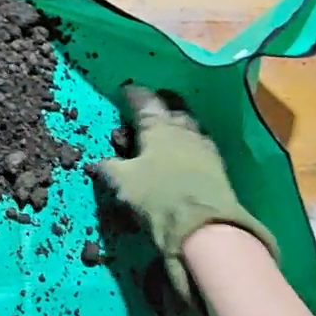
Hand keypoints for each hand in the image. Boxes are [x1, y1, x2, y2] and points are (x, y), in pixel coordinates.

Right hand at [96, 87, 277, 282]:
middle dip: (161, 110)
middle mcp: (184, 131)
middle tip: (150, 113)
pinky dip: (189, 149)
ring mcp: (205, 148)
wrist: (204, 226)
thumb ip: (109, 168)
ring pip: (190, 130)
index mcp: (158, 127)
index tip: (127, 90)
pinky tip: (184, 159)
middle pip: (173, 112)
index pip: (145, 102)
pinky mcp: (218, 168)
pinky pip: (200, 149)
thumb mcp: (123, 182)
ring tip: (167, 136)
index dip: (135, 95)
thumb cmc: (158, 195)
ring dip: (178, 129)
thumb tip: (96, 162)